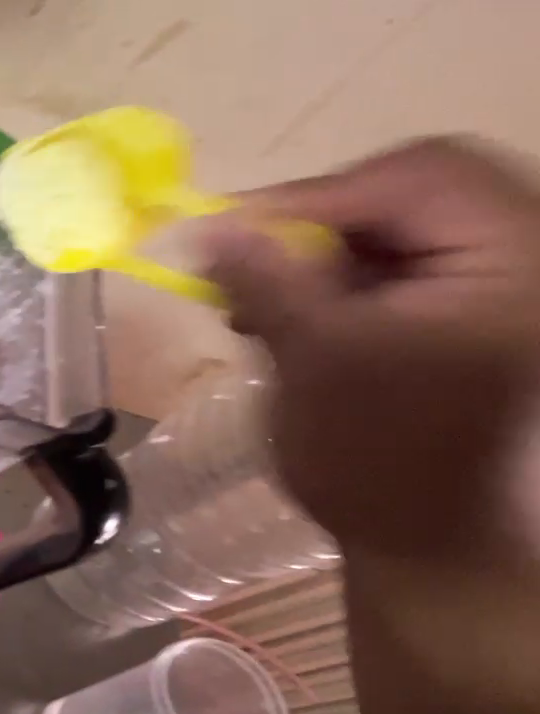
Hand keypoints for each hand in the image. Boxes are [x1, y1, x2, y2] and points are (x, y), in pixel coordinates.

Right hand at [203, 138, 539, 566]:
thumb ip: (267, 281)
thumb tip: (208, 227)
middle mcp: (519, 253)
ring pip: (393, 230)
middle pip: (409, 192)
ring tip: (251, 300)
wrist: (423, 533)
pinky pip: (393, 268)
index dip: (310, 195)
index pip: (415, 176)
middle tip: (236, 264)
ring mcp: (493, 284)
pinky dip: (330, 283)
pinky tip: (283, 314)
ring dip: (312, 256)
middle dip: (310, 225)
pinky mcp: (459, 312)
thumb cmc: (375, 450)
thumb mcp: (315, 357)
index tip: (220, 231)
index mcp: (514, 256)